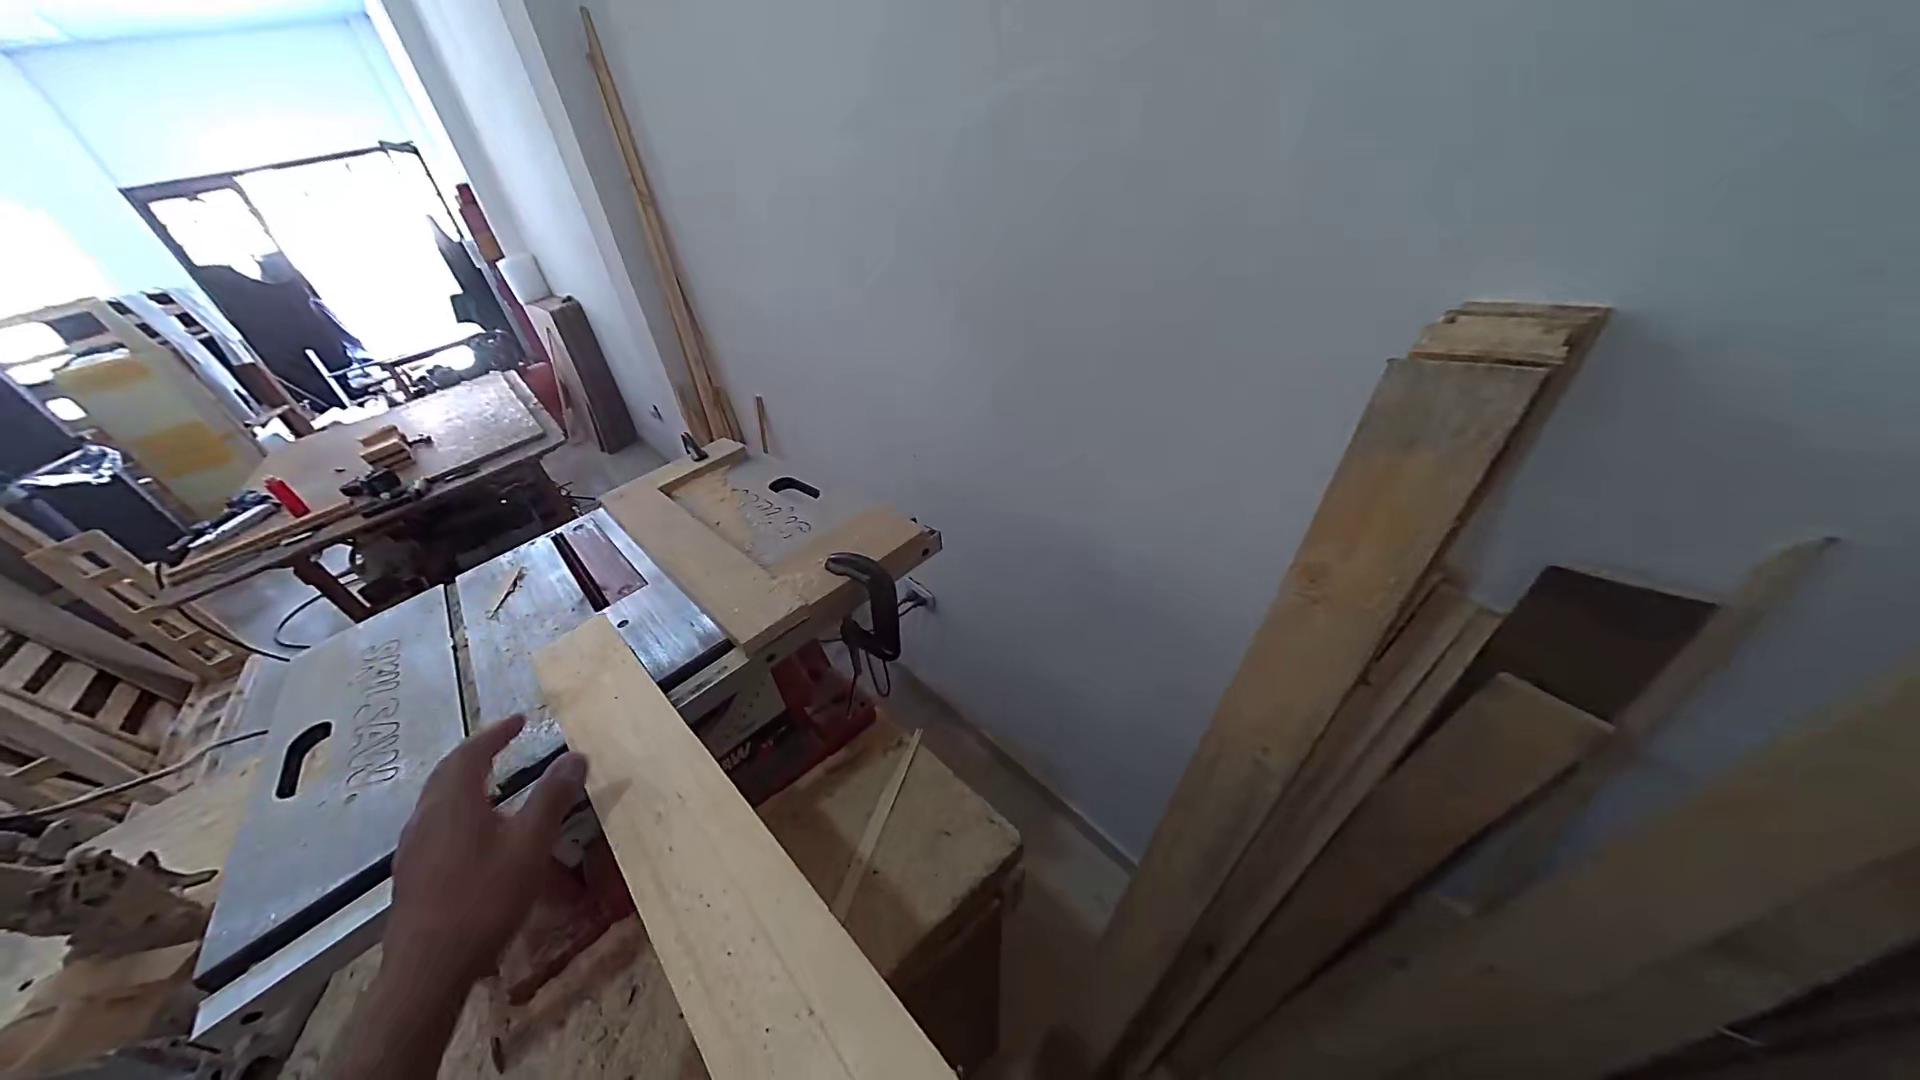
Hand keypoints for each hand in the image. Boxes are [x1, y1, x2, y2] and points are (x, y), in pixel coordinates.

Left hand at [386, 714, 587, 985]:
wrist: (429, 969)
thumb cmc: (484, 897)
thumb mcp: (531, 842)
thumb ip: (553, 796)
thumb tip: (575, 756)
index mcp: (452, 804)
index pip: (470, 755)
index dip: (495, 734)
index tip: (519, 720)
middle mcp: (426, 820)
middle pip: (447, 774)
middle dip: (476, 753)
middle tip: (504, 742)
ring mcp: (414, 850)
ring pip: (439, 801)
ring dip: (466, 781)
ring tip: (495, 780)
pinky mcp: (414, 876)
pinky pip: (437, 824)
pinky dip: (461, 809)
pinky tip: (479, 831)